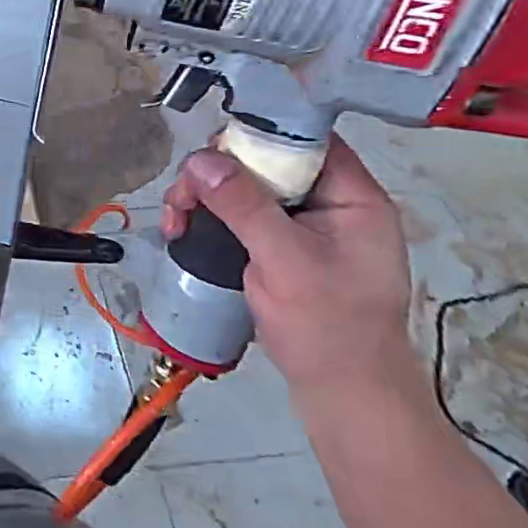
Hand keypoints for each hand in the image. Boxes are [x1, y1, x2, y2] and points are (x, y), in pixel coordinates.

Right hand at [162, 137, 413, 397]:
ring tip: (175, 220)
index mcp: (352, 197)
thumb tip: (199, 160)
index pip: (307, 141)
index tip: (212, 148)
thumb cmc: (328, 328)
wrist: (341, 392)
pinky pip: (236, 213)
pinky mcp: (277, 245)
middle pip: (264, 161)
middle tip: (183, 196)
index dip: (259, 134)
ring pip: (242, 186)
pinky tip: (183, 230)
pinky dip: (206, 216)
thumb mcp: (285, 262)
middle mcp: (328, 203)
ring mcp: (301, 225)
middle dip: (216, 172)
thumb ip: (244, 207)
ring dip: (202, 196)